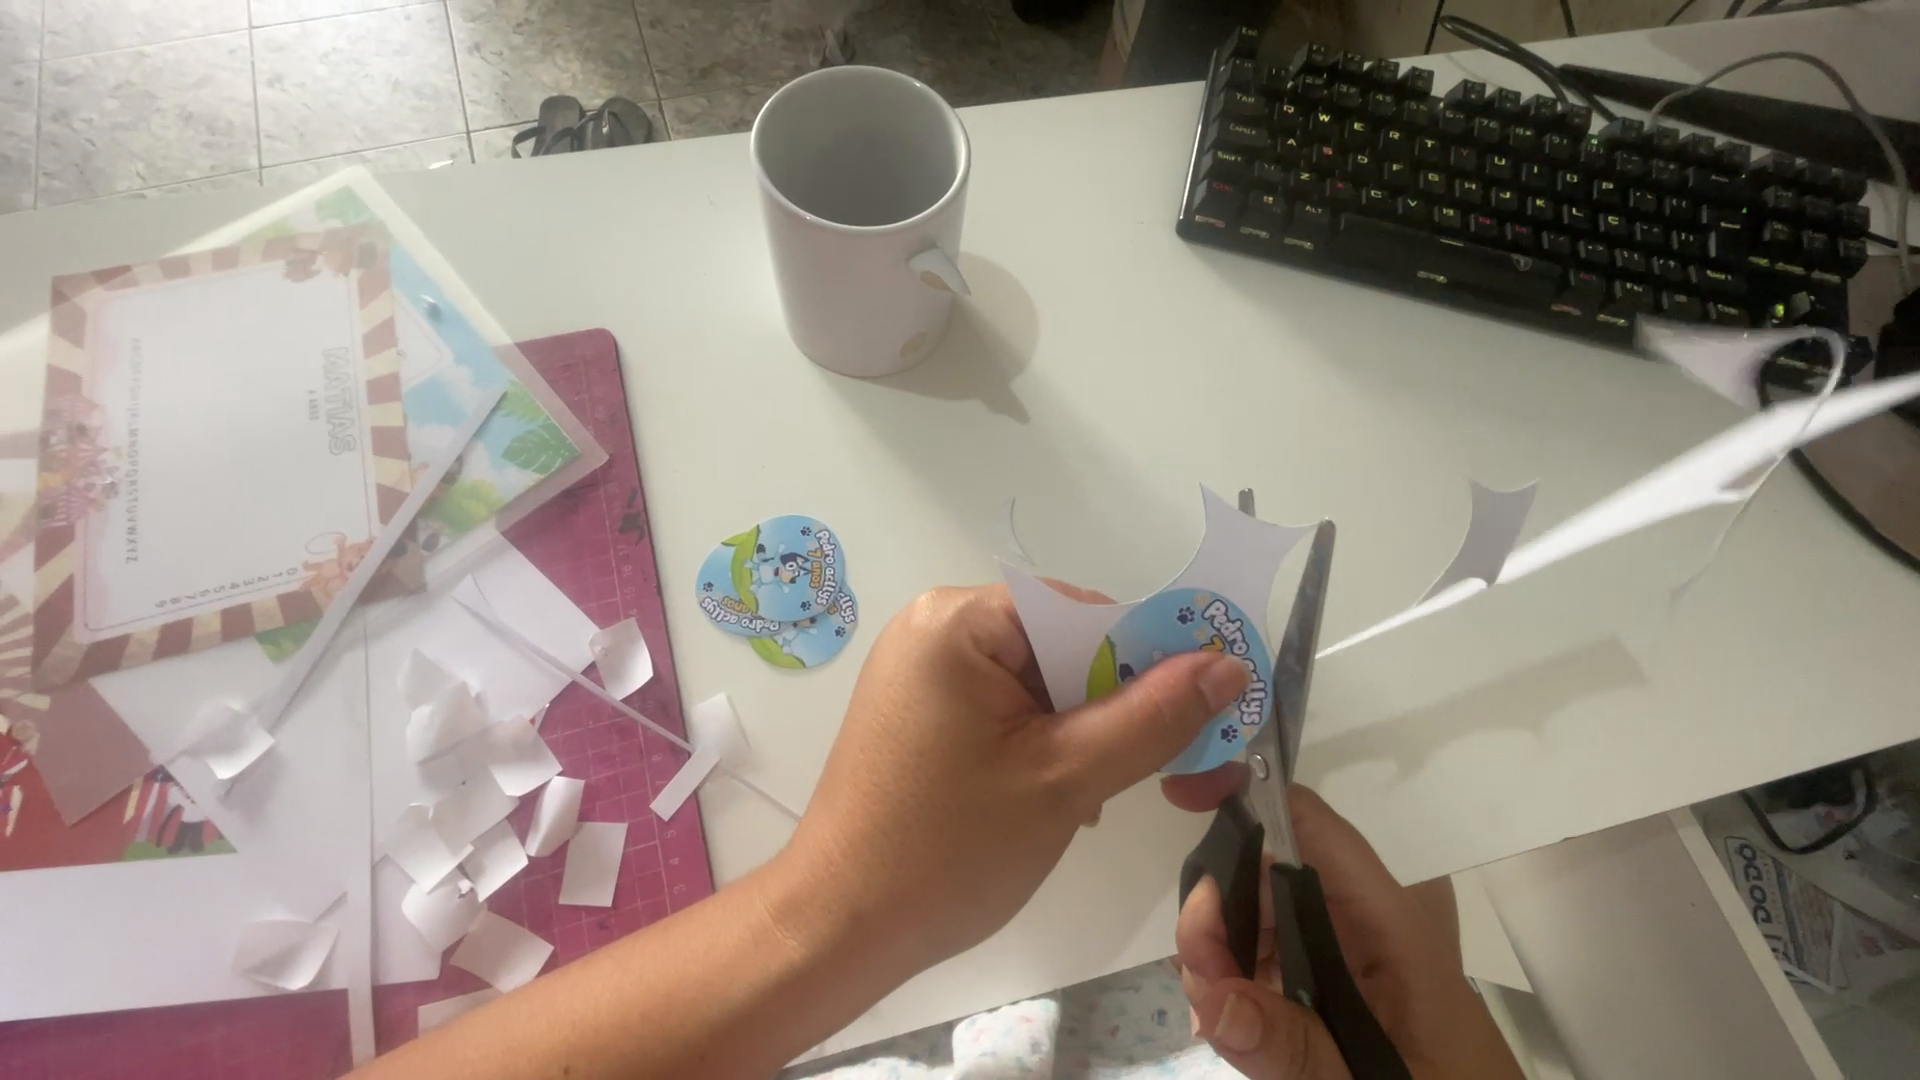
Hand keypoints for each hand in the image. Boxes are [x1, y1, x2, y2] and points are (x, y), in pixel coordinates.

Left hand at [780, 583, 1248, 979]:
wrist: (842, 925)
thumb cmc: (950, 848)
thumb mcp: (1067, 778)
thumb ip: (1154, 715)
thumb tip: (1227, 664)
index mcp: (959, 618)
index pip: (1082, 611)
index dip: (1144, 660)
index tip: (1190, 717)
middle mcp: (935, 625)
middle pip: (1059, 645)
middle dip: (1107, 708)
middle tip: (1140, 776)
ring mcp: (922, 667)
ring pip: (1038, 681)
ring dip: (1077, 734)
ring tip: (1085, 801)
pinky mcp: (920, 707)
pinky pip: (1003, 704)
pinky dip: (1039, 743)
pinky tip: (1048, 795)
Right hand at [1164, 775, 1524, 1079]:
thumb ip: (1297, 1050)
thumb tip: (1209, 994)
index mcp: (1390, 922)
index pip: (1311, 824)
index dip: (1248, 798)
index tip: (1183, 800)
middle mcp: (1363, 920)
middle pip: (1266, 872)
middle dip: (1215, 910)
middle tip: (1198, 979)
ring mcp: (1344, 952)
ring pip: (1256, 913)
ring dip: (1218, 951)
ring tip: (1212, 1015)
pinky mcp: (1333, 984)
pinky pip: (1267, 954)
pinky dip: (1235, 979)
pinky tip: (1226, 1020)